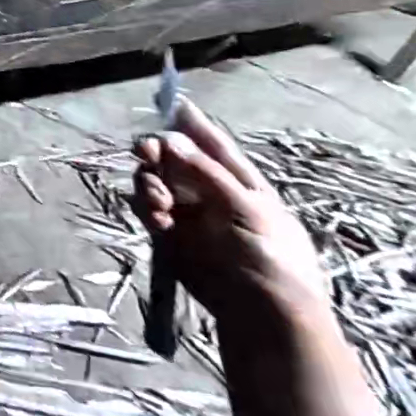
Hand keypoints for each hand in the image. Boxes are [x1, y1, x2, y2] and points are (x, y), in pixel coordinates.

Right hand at [132, 101, 327, 338]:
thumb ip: (206, 172)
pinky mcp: (168, 233)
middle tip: (145, 152)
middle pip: (172, 157)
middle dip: (156, 151)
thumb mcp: (247, 209)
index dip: (191, 122)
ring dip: (149, 183)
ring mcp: (187, 211)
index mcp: (238, 180)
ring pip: (153, 180)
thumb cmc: (270, 258)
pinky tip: (157, 221)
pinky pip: (146, 208)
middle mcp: (208, 190)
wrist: (261, 314)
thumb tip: (170, 139)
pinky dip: (146, 209)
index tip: (168, 100)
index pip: (211, 143)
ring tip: (158, 203)